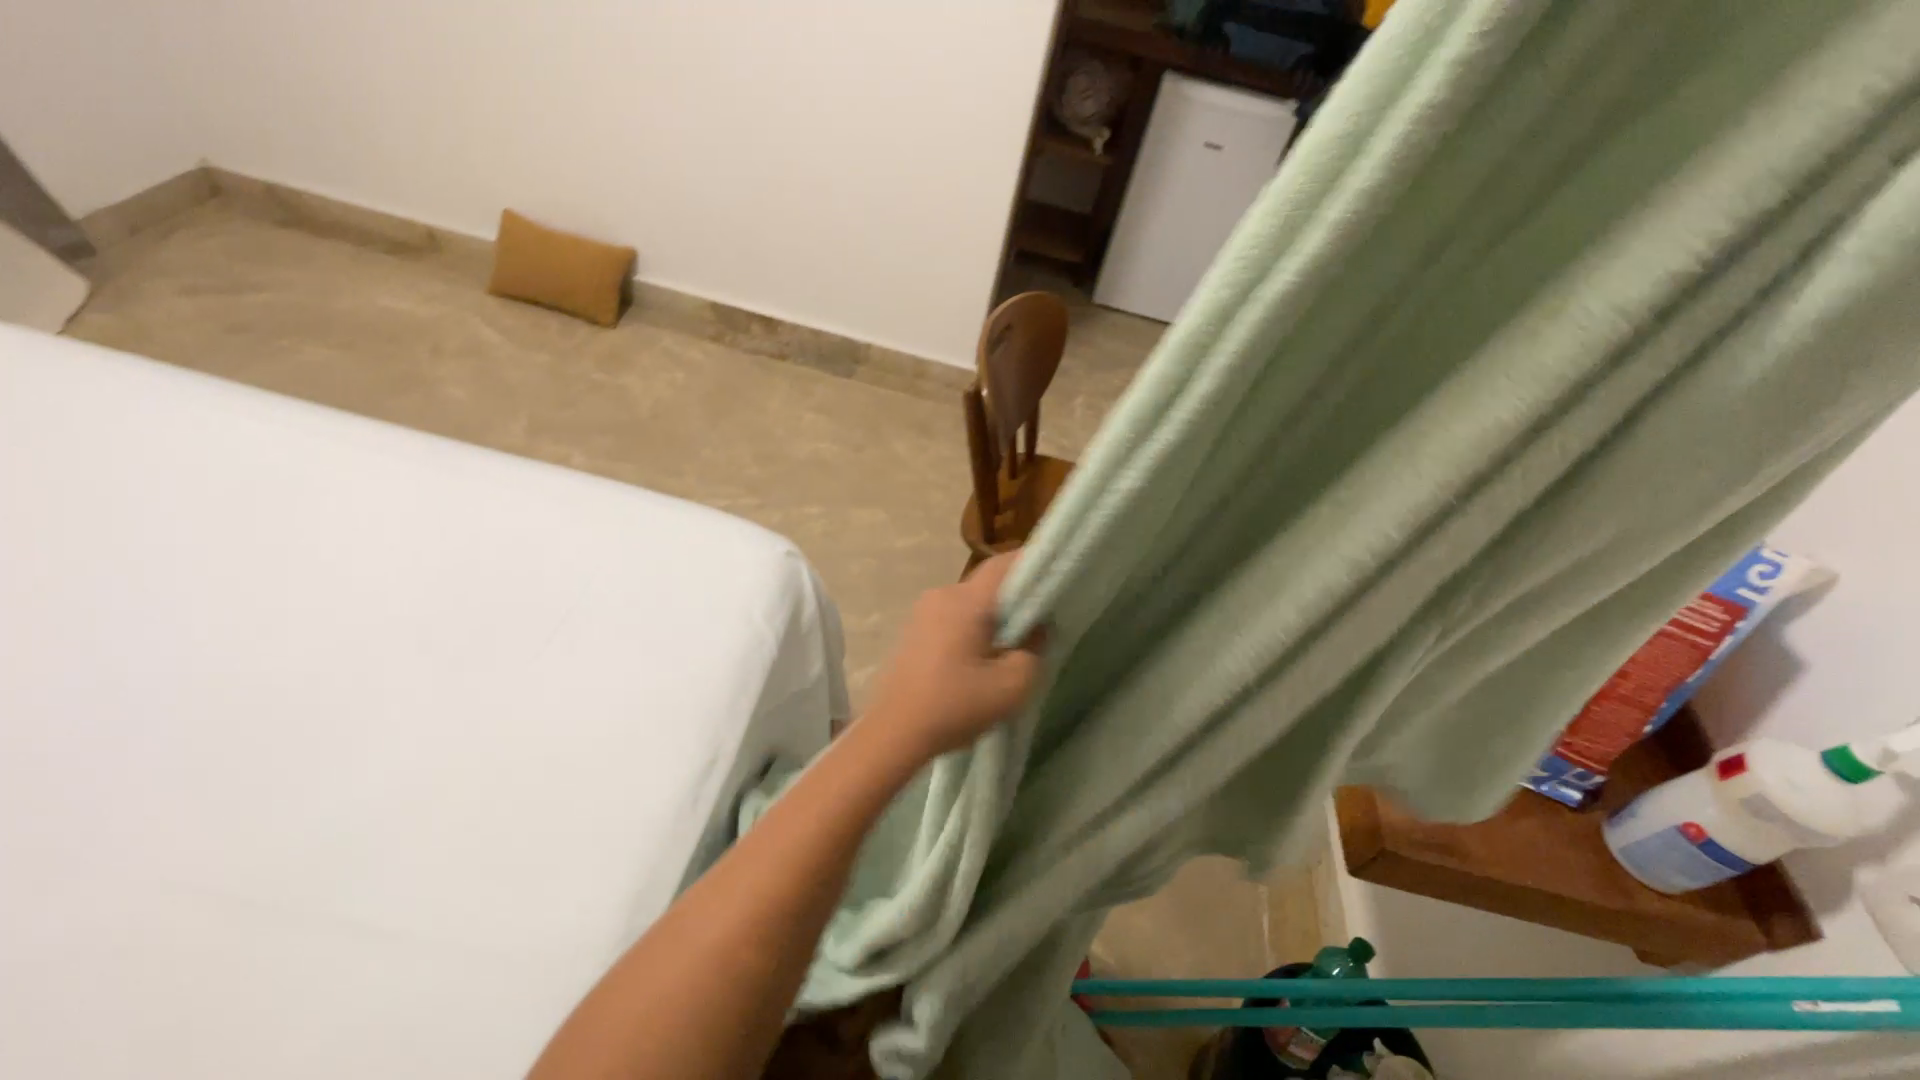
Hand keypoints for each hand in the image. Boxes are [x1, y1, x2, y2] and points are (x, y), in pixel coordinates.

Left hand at [860, 553, 1044, 761]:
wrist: (893, 733)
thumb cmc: (954, 707)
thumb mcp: (1011, 687)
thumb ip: (1034, 651)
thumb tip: (1036, 629)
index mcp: (966, 601)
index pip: (1005, 564)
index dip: (1034, 563)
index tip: (1056, 577)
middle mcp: (942, 595)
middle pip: (988, 583)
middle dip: (1016, 595)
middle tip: (1042, 617)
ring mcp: (923, 612)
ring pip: (970, 602)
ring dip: (994, 615)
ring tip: (1015, 641)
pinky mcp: (914, 631)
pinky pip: (953, 616)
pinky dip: (973, 626)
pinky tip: (983, 654)